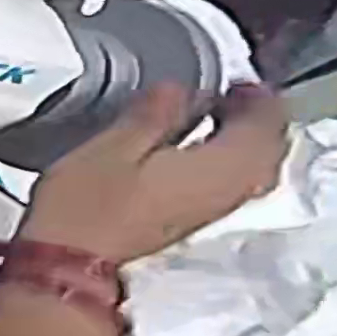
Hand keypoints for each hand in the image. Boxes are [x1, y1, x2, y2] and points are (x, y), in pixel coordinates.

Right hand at [17, 83, 287, 262]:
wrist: (70, 254)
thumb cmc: (84, 202)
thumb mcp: (108, 147)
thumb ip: (149, 115)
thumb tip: (175, 89)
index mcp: (226, 162)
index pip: (264, 118)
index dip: (251, 95)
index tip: (231, 81)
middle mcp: (236, 185)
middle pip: (267, 143)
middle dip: (251, 118)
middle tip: (225, 98)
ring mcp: (217, 205)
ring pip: (251, 163)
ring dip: (237, 140)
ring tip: (207, 123)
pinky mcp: (194, 217)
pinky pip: (228, 180)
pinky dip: (221, 161)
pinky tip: (192, 155)